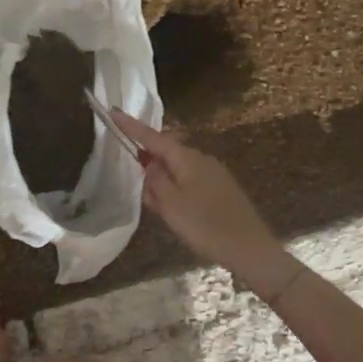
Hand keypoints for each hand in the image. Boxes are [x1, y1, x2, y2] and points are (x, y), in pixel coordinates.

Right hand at [110, 110, 292, 289]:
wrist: (249, 249)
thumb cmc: (205, 226)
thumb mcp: (171, 205)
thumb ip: (155, 180)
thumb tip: (149, 163)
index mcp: (187, 159)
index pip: (153, 137)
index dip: (132, 127)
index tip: (113, 112)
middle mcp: (202, 160)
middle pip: (166, 155)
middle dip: (150, 168)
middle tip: (144, 194)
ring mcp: (214, 174)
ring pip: (178, 172)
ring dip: (164, 185)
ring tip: (162, 211)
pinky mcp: (221, 190)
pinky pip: (191, 183)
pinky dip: (178, 194)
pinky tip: (179, 215)